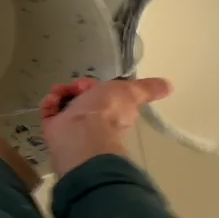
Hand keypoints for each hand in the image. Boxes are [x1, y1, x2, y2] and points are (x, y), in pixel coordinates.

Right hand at [39, 77, 171, 175]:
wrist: (80, 133)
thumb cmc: (105, 112)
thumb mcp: (129, 92)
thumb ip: (146, 89)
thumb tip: (169, 85)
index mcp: (111, 111)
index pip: (99, 93)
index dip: (92, 85)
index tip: (89, 84)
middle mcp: (93, 119)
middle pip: (79, 95)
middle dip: (74, 88)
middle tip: (74, 89)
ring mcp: (73, 124)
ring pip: (63, 101)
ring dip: (59, 93)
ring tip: (58, 95)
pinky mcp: (55, 128)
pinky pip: (49, 110)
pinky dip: (49, 104)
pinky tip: (52, 102)